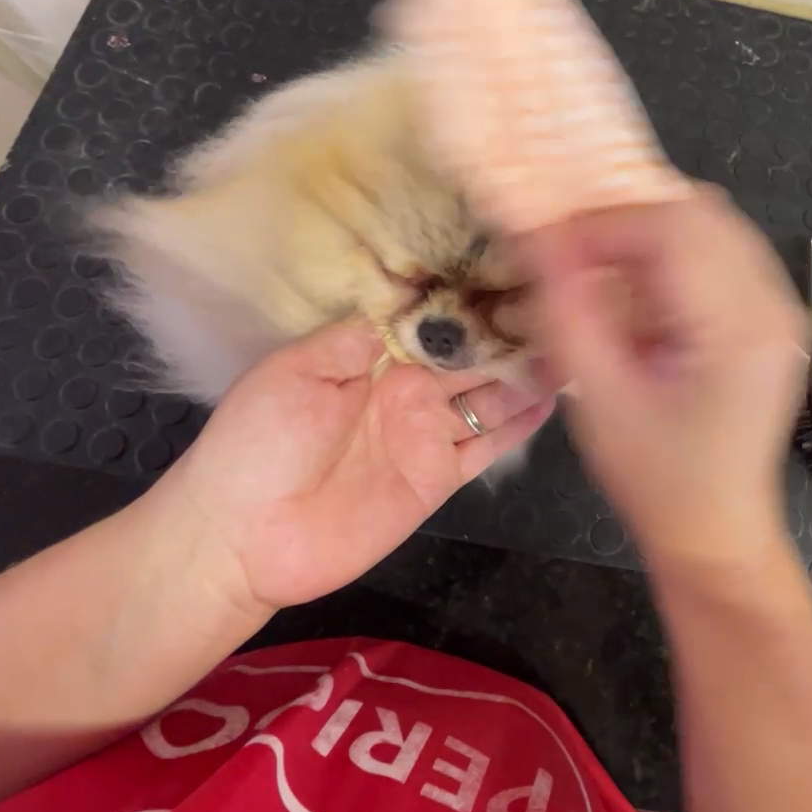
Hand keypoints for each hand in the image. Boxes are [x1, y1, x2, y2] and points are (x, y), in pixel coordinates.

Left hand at [140, 322, 553, 613]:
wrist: (242, 537)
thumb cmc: (258, 443)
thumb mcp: (297, 370)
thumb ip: (358, 335)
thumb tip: (415, 299)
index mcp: (375, 356)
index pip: (435, 322)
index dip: (471, 302)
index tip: (513, 274)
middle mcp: (410, 388)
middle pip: (472, 356)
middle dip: (511, 333)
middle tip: (558, 308)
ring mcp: (428, 433)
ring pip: (491, 395)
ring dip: (526, 374)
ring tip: (568, 347)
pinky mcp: (441, 476)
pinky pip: (489, 444)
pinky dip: (520, 423)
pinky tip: (550, 399)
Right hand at [527, 192, 808, 572]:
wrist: (718, 531)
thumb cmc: (661, 481)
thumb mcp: (599, 399)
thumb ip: (566, 310)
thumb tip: (538, 238)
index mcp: (740, 328)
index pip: (672, 228)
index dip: (604, 222)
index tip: (554, 243)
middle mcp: (775, 306)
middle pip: (699, 213)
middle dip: (627, 221)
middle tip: (573, 251)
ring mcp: (780, 311)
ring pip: (711, 227)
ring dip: (650, 237)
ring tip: (604, 275)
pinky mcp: (770, 321)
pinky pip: (721, 256)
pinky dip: (673, 258)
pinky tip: (642, 296)